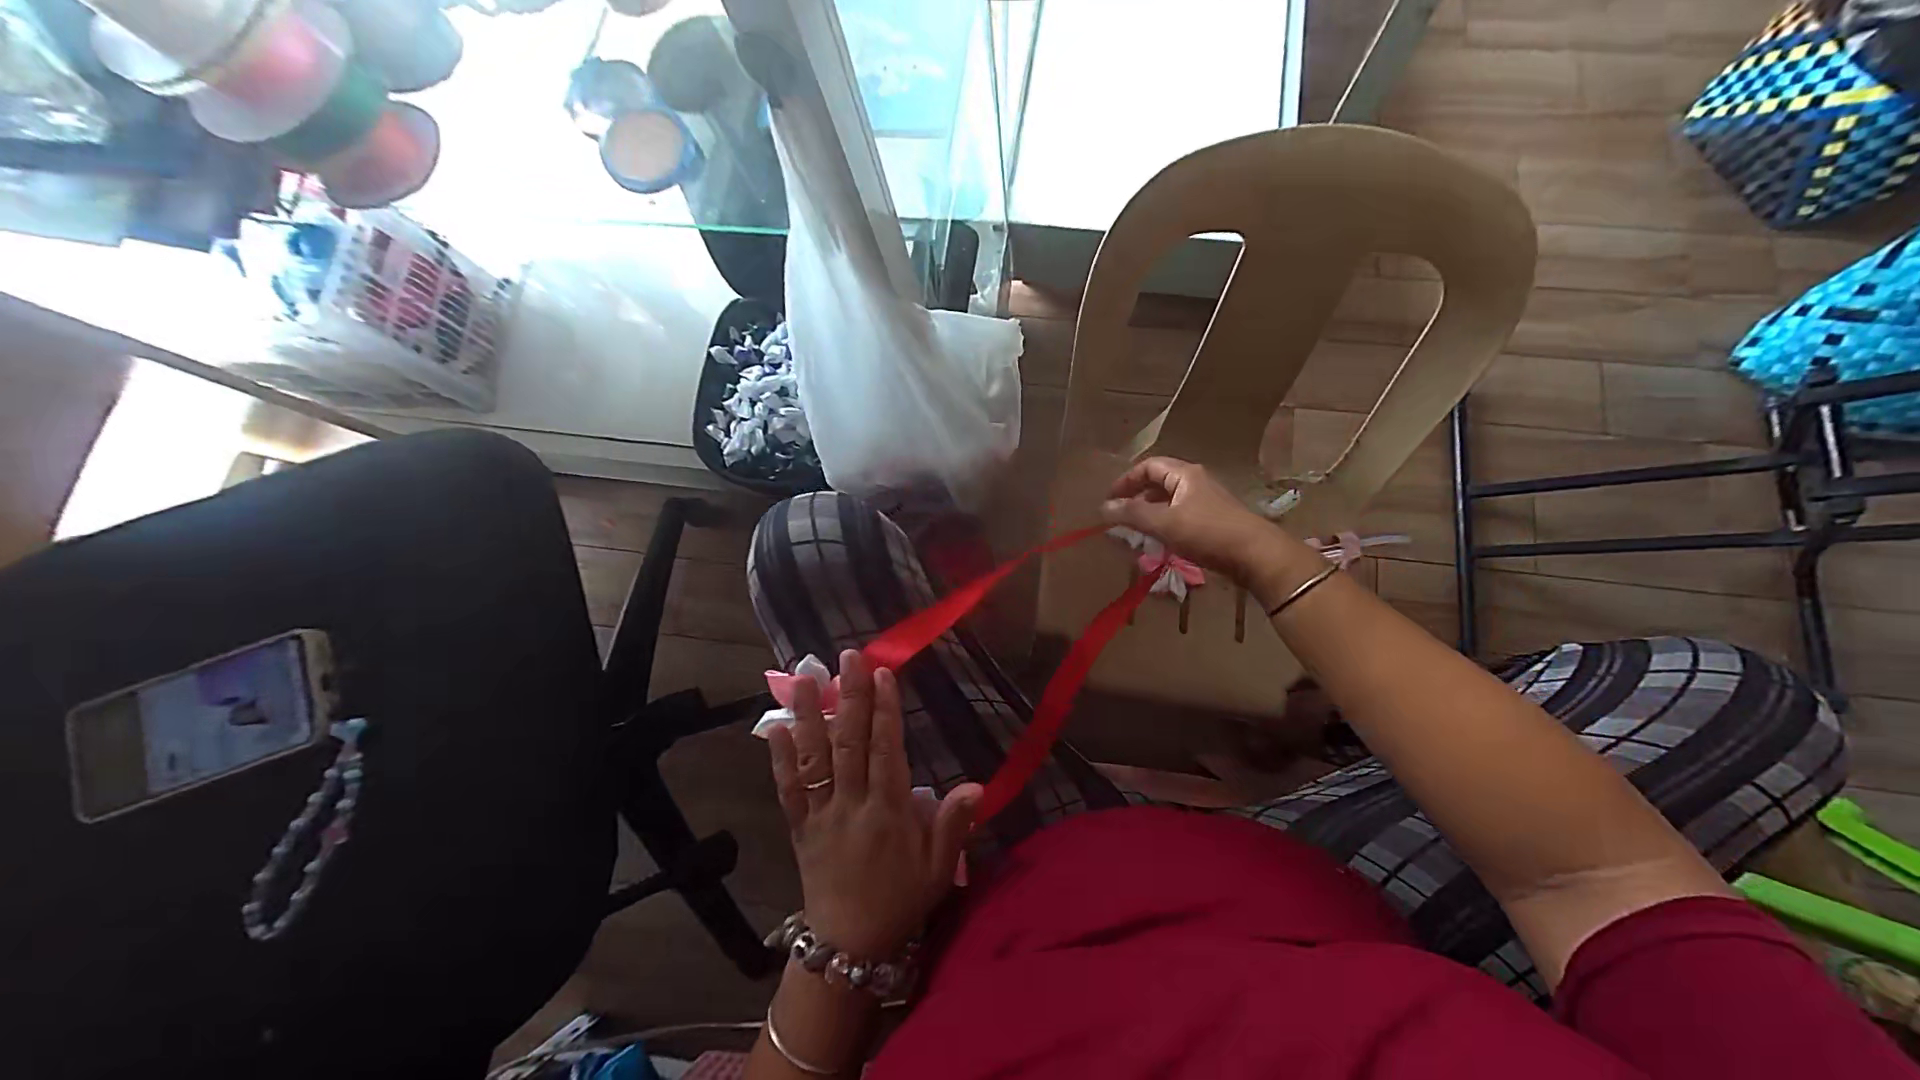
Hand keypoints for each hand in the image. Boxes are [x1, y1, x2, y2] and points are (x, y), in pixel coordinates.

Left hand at [767, 650, 980, 958]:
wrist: (849, 947)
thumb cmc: (900, 900)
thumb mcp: (938, 869)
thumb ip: (954, 825)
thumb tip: (977, 785)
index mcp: (887, 813)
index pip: (887, 751)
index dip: (885, 711)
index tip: (882, 674)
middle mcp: (851, 806)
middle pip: (850, 744)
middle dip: (851, 697)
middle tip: (847, 656)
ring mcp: (821, 815)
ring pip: (814, 759)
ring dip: (810, 717)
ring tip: (806, 678)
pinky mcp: (799, 828)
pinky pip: (788, 790)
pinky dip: (780, 759)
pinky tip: (774, 728)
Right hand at [1101, 457, 1309, 592]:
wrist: (1256, 556)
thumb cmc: (1208, 533)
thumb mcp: (1164, 523)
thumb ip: (1132, 514)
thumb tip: (1103, 507)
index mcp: (1185, 475)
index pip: (1148, 466)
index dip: (1126, 480)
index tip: (1109, 500)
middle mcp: (1197, 482)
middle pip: (1160, 482)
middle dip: (1137, 496)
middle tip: (1119, 515)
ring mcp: (1208, 502)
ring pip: (1171, 500)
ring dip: (1151, 512)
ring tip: (1136, 530)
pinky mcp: (1215, 521)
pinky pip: (1182, 516)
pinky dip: (1166, 524)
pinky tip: (1162, 541)